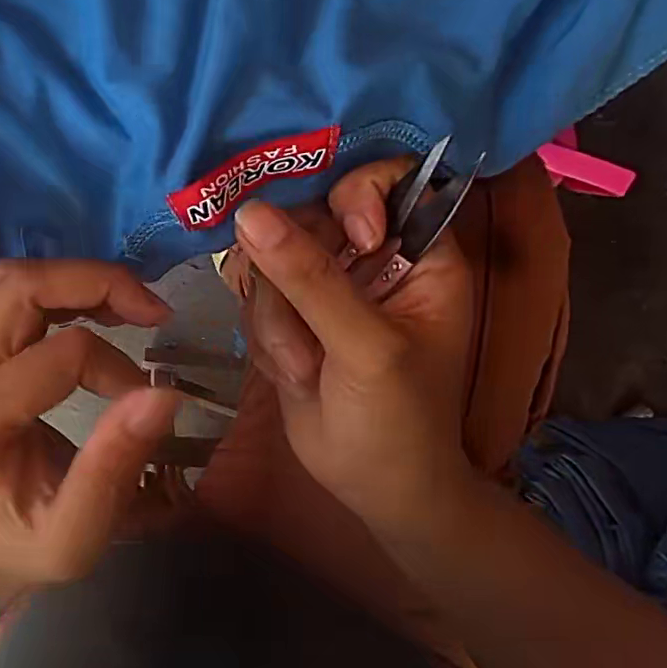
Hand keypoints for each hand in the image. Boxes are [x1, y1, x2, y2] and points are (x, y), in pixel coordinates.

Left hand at [0, 260, 181, 601]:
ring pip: (17, 279)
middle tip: (154, 310)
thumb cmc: (25, 545)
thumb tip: (164, 394)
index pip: (62, 352)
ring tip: (133, 306)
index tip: (146, 403)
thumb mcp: (77, 531)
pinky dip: (63, 288)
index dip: (118, 368)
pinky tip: (102, 310)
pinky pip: (15, 293)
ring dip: (80, 280)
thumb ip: (113, 466)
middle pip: (23, 286)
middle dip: (97, 282)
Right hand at [233, 168, 475, 530]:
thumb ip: (310, 278)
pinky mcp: (284, 313)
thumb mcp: (365, 345)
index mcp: (416, 253)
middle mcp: (365, 258)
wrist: (369, 485)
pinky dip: (267, 339)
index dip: (355, 199)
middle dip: (295, 283)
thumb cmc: (397, 418)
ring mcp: (319, 285)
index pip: (383, 182)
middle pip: (305, 219)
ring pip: (266, 263)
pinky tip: (293, 374)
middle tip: (307, 336)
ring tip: (306, 370)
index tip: (350, 239)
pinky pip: (252, 297)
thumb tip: (250, 213)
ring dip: (278, 324)